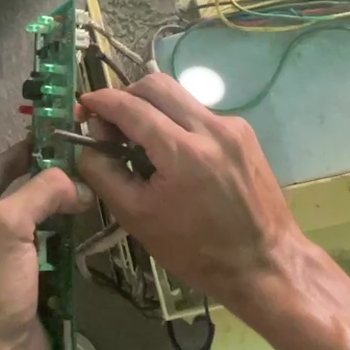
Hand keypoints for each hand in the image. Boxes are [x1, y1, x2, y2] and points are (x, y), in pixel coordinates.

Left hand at [0, 139, 82, 349]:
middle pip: (25, 192)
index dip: (26, 150)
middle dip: (53, 182)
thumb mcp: (9, 227)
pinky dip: (70, 241)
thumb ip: (40, 192)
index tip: (58, 138)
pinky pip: (54, 249)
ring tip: (94, 197)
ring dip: (65, 212)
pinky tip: (90, 232)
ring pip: (43, 220)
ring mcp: (9, 257)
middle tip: (87, 169)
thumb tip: (76, 186)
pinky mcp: (31, 280)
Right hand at [76, 74, 308, 320]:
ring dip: (151, 108)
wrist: (265, 265)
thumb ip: (104, 173)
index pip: (130, 106)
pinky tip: (173, 155)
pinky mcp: (244, 132)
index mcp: (182, 152)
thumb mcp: (137, 217)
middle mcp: (210, 128)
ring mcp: (232, 126)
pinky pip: (199, 113)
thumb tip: (89, 146)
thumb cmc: (196, 250)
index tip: (84, 106)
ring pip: (179, 96)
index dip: (100, 101)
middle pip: (156, 84)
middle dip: (126, 96)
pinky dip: (177, 123)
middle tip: (111, 123)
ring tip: (140, 141)